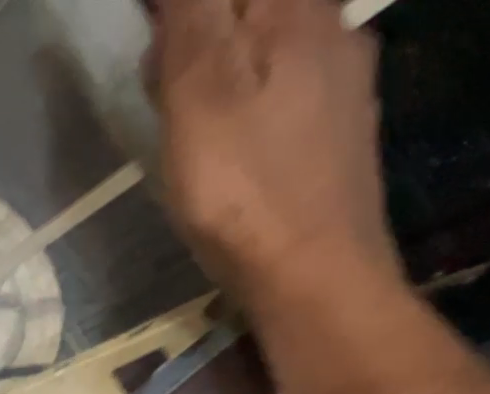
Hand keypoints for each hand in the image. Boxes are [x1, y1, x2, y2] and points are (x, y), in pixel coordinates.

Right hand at [150, 0, 400, 307]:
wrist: (312, 272)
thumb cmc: (242, 187)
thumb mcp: (198, 97)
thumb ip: (192, 20)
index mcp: (295, 14)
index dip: (178, 8)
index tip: (147, 31)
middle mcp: (333, 29)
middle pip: (259, 4)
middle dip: (201, 21)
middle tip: (155, 63)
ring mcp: (343, 78)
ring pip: (276, 35)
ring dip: (224, 52)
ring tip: (180, 98)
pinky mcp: (339, 123)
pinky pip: (288, 75)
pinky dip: (248, 83)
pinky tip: (227, 126)